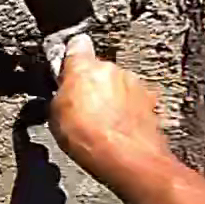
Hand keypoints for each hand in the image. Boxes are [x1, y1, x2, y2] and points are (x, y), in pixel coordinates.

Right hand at [49, 36, 170, 176]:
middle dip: (90, 84)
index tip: (65, 68)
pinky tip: (114, 130)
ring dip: (108, 98)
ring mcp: (134, 84)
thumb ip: (60, 93)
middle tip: (78, 107)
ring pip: (116, 85)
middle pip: (98, 70)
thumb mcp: (55, 115)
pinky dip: (124, 112)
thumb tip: (62, 89)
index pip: (77, 45)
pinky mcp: (149, 101)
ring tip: (97, 124)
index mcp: (84, 68)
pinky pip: (131, 101)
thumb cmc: (88, 136)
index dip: (71, 56)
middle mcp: (112, 69)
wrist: (126, 157)